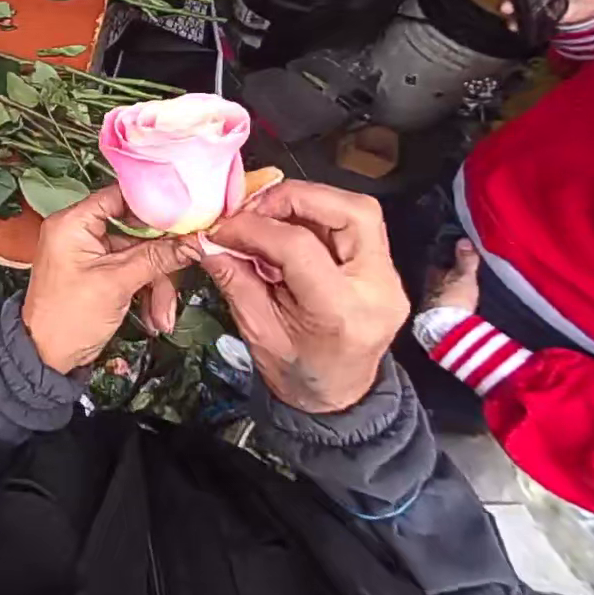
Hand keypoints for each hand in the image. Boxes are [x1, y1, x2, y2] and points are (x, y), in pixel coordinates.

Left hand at [24, 184, 200, 373]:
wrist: (46, 357)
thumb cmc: (68, 318)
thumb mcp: (117, 283)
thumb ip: (156, 257)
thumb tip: (193, 241)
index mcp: (73, 222)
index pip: (119, 195)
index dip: (153, 204)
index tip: (184, 216)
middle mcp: (80, 231)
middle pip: (135, 229)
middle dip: (160, 259)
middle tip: (182, 271)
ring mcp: (90, 253)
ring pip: (138, 254)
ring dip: (156, 285)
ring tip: (162, 315)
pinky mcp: (98, 272)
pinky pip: (131, 271)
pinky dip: (145, 292)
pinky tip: (154, 317)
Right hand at [200, 183, 408, 413]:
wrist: (338, 396)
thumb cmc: (296, 371)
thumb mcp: (256, 330)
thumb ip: (234, 279)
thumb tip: (206, 239)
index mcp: (342, 312)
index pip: (300, 246)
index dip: (254, 228)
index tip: (221, 229)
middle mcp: (377, 287)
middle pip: (349, 211)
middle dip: (293, 198)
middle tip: (252, 208)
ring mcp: (387, 276)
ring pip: (355, 210)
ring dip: (305, 202)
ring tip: (266, 214)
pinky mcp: (382, 268)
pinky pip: (352, 224)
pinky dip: (313, 215)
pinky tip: (284, 227)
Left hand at [422, 238, 480, 312]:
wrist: (445, 325)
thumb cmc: (454, 296)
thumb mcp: (464, 276)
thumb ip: (465, 260)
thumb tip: (464, 240)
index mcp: (433, 270)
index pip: (439, 257)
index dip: (448, 253)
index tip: (458, 247)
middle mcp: (427, 281)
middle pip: (440, 271)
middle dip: (449, 267)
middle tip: (463, 262)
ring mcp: (429, 296)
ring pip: (441, 283)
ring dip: (450, 280)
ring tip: (463, 277)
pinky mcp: (434, 310)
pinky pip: (444, 295)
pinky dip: (451, 292)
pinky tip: (458, 294)